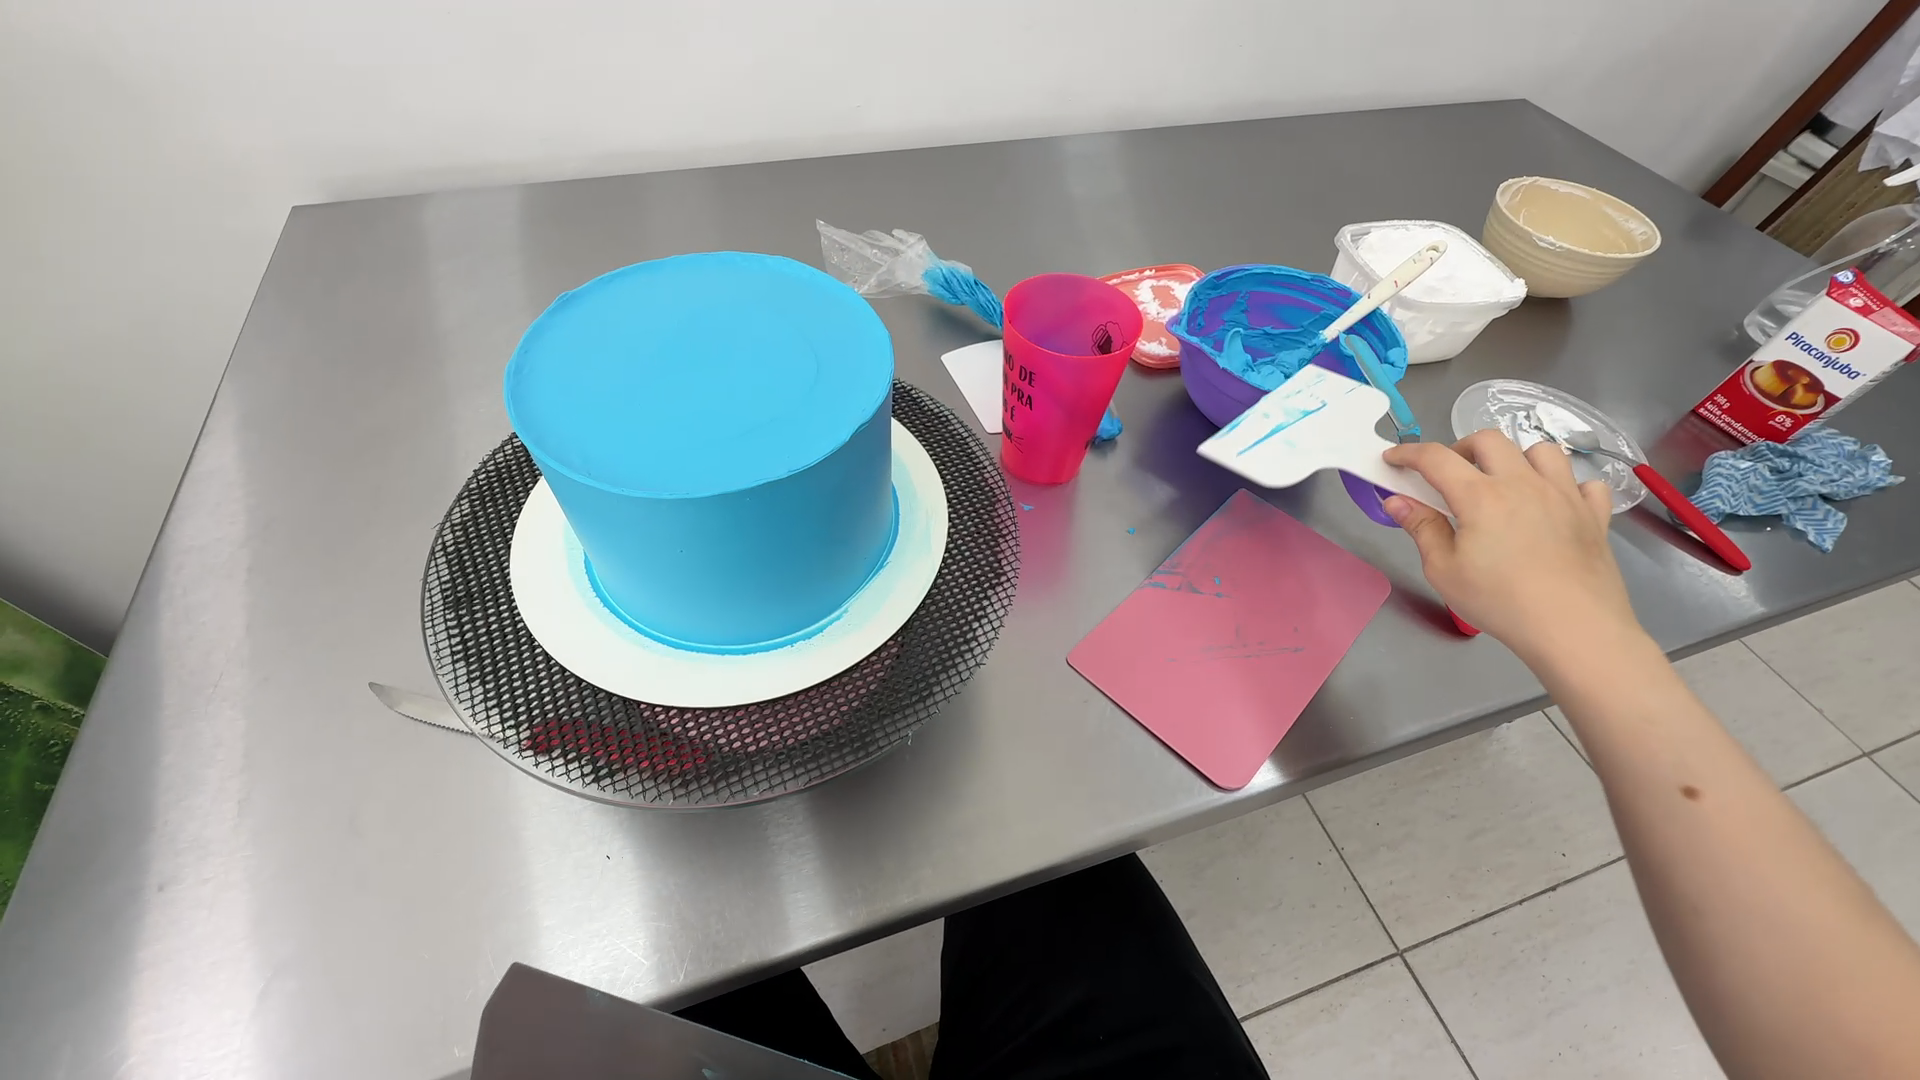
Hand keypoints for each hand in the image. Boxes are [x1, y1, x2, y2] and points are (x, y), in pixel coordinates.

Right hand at [1382, 431, 1640, 663]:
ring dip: (1515, 458)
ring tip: (1503, 483)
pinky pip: (1583, 481)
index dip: (1408, 453)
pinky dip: (1564, 484)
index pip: (1436, 458)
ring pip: (1540, 450)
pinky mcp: (1594, 514)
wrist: (1573, 628)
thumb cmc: (1499, 600)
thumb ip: (1421, 528)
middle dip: (1460, 448)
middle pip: (1489, 440)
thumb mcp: (1443, 569)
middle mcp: (1523, 483)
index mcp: (1480, 495)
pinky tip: (1552, 503)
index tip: (1392, 459)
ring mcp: (1565, 495)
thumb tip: (1397, 501)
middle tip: (1448, 475)